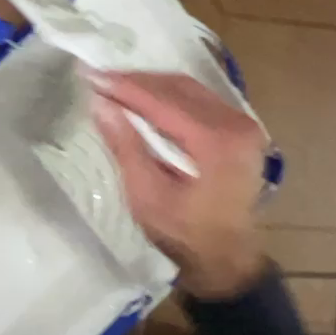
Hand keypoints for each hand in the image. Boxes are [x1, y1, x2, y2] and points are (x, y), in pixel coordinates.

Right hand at [88, 72, 270, 299]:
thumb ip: (126, 146)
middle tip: (99, 79)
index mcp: (216, 141)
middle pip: (178, 87)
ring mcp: (243, 124)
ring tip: (116, 86)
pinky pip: (201, 99)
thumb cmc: (183, 233)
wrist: (225, 257)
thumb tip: (100, 105)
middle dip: (136, 82)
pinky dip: (170, 95)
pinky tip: (145, 99)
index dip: (125, 88)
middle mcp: (236, 124)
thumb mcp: (146, 194)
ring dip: (152, 85)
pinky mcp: (241, 129)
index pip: (163, 102)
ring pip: (190, 89)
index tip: (92, 77)